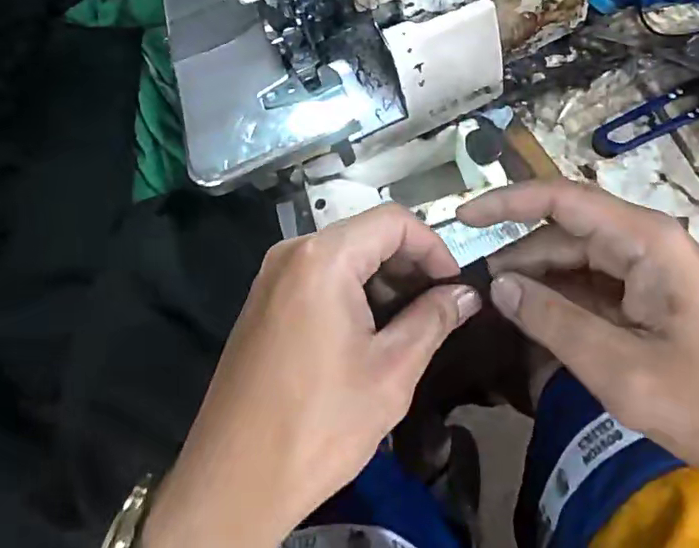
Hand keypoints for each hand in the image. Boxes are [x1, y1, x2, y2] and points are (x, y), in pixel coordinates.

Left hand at [142, 203, 480, 547]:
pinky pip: (319, 274)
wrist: (234, 478)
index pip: (392, 220)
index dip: (433, 246)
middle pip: (366, 233)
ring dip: (382, 279)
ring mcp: (273, 274)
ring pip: (343, 254)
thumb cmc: (319, 423)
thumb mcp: (390, 372)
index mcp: (322, 258)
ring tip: (411, 324)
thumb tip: (465, 295)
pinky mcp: (265, 299)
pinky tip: (370, 331)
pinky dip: (352, 290)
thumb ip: (432, 320)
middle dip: (409, 264)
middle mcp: (292, 251)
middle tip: (439, 307)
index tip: (455, 286)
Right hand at [457, 179, 698, 499]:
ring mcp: (653, 270)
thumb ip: (554, 322)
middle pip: (565, 234)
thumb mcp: (624, 371)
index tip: (462, 218)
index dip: (506, 202)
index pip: (561, 199)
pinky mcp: (656, 297)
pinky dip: (565, 306)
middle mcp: (647, 243)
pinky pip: (597, 289)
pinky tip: (539, 331)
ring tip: (500, 315)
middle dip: (519, 258)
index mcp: (645, 241)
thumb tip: (501, 286)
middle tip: (476, 292)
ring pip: (577, 262)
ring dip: (540, 286)